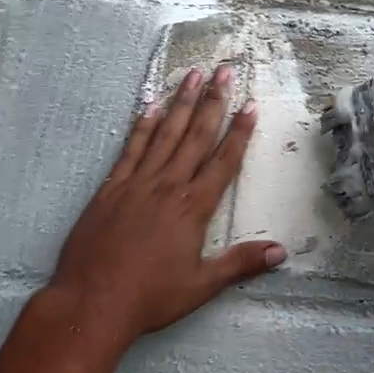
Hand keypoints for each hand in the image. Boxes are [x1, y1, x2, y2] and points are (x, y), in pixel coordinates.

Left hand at [49, 64, 285, 344]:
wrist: (92, 302)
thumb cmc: (149, 297)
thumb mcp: (202, 285)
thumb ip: (241, 263)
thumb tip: (281, 251)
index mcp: (193, 208)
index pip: (223, 161)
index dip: (239, 132)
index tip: (250, 105)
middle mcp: (168, 186)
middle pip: (196, 135)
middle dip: (213, 101)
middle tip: (225, 71)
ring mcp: (137, 183)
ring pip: (165, 133)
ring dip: (181, 102)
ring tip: (193, 74)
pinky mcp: (111, 188)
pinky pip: (131, 148)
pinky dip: (142, 125)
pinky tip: (150, 105)